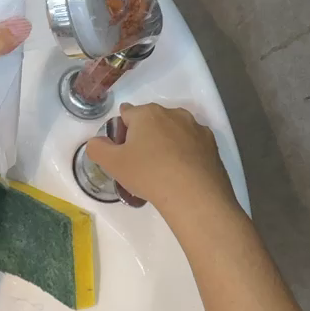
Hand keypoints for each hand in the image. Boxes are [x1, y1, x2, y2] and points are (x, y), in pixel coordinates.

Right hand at [86, 102, 236, 217]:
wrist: (196, 198)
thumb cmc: (150, 175)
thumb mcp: (113, 164)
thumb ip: (97, 148)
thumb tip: (96, 142)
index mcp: (146, 113)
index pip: (126, 113)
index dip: (122, 132)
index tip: (123, 152)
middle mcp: (172, 113)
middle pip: (151, 120)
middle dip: (145, 136)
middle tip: (141, 163)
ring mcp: (195, 128)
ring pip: (173, 130)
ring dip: (166, 143)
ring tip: (164, 171)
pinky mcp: (212, 145)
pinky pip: (192, 144)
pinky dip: (186, 153)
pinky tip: (183, 174)